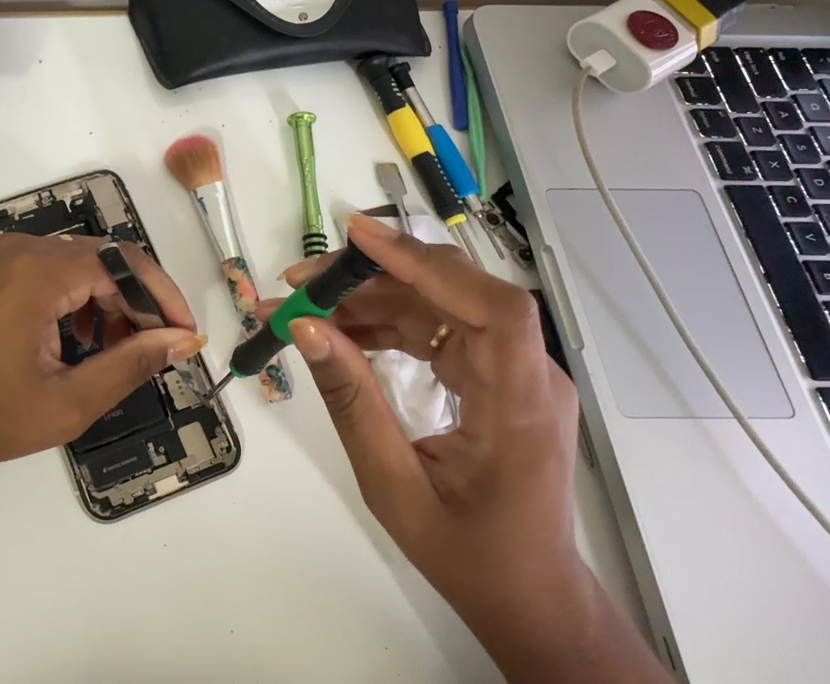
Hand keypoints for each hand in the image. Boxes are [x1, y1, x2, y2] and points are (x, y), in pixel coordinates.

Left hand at [0, 233, 205, 483]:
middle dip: (137, 301)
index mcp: (36, 271)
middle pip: (102, 259)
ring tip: (120, 352)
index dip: (162, 296)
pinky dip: (78, 301)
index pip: (122, 262)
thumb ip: (132, 363)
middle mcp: (19, 250)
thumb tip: (183, 341)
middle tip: (159, 348)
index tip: (186, 334)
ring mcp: (1, 260)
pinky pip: (52, 273)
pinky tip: (84, 343)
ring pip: (79, 265)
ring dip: (109, 302)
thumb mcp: (70, 400)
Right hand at [272, 215, 592, 656]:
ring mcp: (515, 373)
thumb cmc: (467, 552)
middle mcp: (527, 375)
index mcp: (520, 406)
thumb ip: (351, 402)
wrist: (528, 593)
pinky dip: (389, 324)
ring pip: (441, 306)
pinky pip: (440, 331)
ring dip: (372, 299)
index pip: (489, 307)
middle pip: (455, 294)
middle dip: (375, 276)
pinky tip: (343, 332)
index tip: (356, 237)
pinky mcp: (496, 378)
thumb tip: (306, 328)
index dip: (424, 262)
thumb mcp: (392, 483)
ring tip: (306, 308)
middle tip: (301, 282)